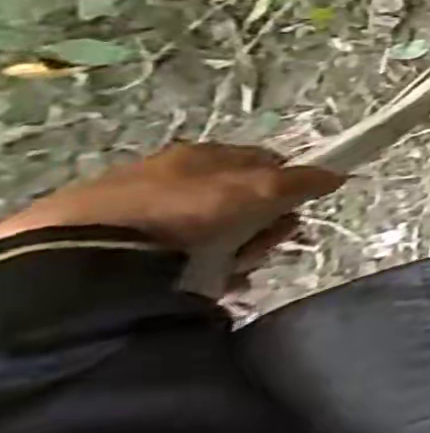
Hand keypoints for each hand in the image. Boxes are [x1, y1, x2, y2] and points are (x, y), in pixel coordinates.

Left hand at [0, 143, 341, 273]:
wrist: (89, 255)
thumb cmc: (191, 209)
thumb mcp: (263, 190)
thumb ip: (306, 179)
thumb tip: (337, 174)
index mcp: (203, 153)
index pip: (264, 161)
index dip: (288, 183)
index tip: (297, 207)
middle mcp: (170, 174)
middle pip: (241, 198)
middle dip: (263, 222)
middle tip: (266, 241)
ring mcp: (138, 210)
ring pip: (213, 228)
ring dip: (234, 247)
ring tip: (233, 266)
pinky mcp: (112, 245)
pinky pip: (176, 254)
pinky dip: (196, 266)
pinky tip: (202, 279)